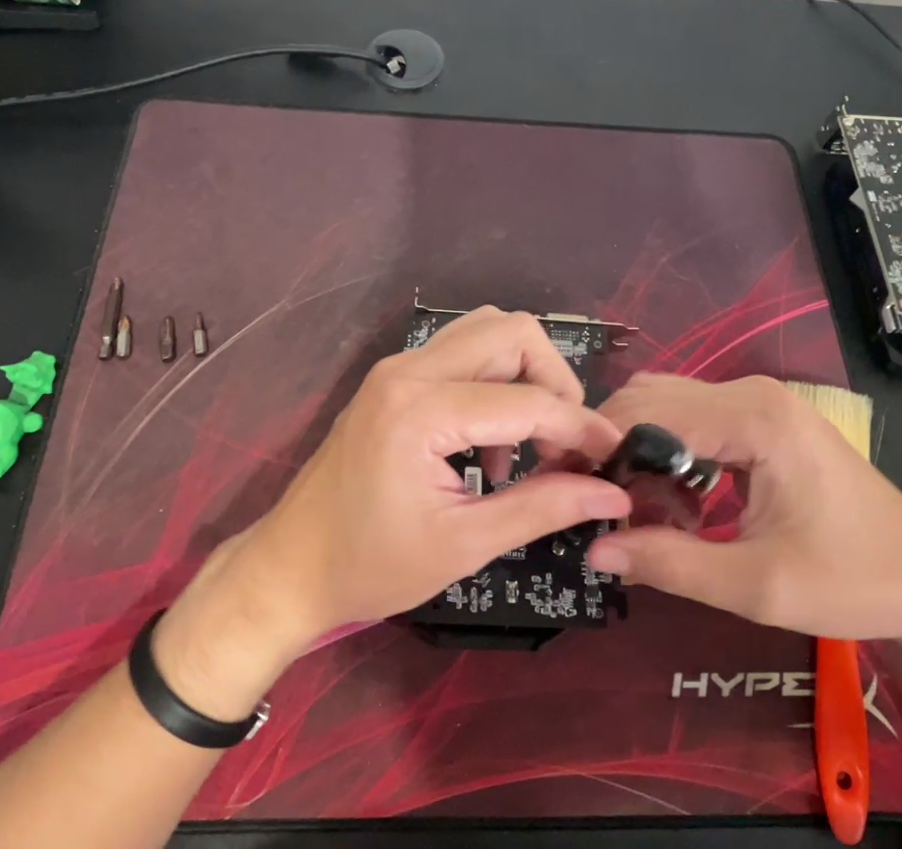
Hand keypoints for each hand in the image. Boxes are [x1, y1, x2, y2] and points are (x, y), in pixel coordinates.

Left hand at [152, 308, 629, 719]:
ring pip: (485, 333)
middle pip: (511, 332)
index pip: (528, 401)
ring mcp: (394, 370)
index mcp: (421, 411)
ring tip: (526, 447)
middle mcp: (407, 371)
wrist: (289, 569)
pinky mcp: (390, 382)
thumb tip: (612, 492)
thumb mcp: (464, 545)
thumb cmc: (370, 566)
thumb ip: (542, 508)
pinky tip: (487, 450)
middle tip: (564, 445)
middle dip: (554, 382)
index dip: (581, 429)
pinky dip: (492, 384)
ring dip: (522, 377)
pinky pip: (459, 356)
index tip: (612, 461)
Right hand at [585, 373, 901, 643]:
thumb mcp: (755, 586)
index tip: (577, 500)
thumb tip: (592, 549)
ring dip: (641, 456)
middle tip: (605, 513)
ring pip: (665, 407)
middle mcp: (752, 394)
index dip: (603, 454)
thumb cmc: (850, 582)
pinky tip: (679, 506)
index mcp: (756, 418)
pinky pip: (692, 421)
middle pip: (650, 400)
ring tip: (644, 515)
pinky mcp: (762, 419)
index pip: (647, 414)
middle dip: (617, 453)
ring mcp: (759, 402)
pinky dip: (668, 456)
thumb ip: (670, 563)